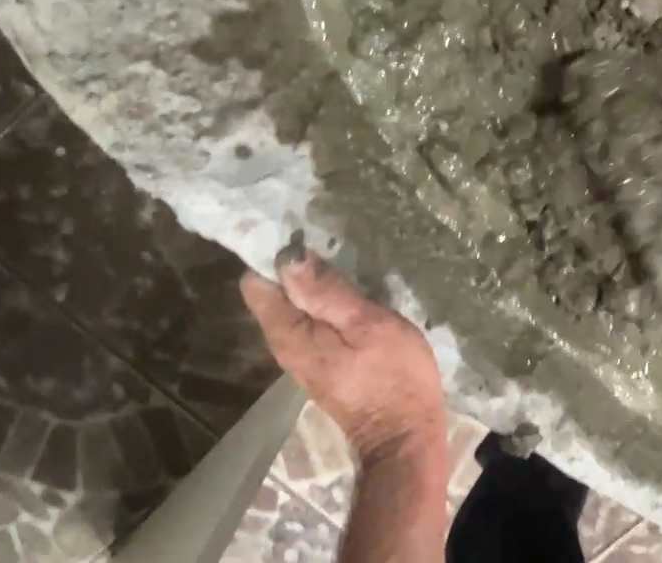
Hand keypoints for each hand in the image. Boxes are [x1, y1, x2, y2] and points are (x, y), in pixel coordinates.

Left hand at [240, 250, 445, 464]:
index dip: (272, 252)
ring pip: (294, 303)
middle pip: (273, 291)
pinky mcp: (323, 358)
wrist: (405, 433)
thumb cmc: (392, 375)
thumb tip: (290, 256)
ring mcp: (304, 353)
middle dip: (292, 260)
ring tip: (337, 248)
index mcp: (290, 334)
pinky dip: (323, 294)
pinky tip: (347, 281)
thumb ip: (327, 292)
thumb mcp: (367, 325)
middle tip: (325, 232)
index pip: (256, 283)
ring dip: (311, 276)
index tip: (299, 226)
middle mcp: (286, 343)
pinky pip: (310, 316)